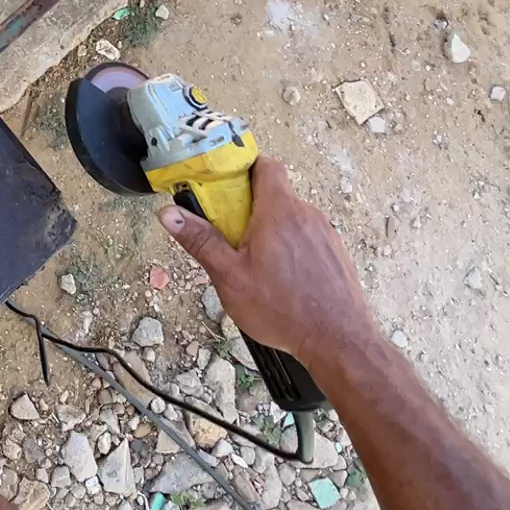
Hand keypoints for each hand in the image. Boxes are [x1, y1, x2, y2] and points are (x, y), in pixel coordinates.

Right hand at [158, 157, 375, 368]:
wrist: (341, 344)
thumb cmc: (284, 309)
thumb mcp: (229, 276)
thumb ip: (200, 240)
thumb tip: (168, 213)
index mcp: (278, 211)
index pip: (265, 165)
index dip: (243, 169)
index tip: (223, 186)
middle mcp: (306, 215)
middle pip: (273, 192)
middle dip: (248, 206)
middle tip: (230, 233)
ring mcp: (325, 234)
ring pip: (289, 216)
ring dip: (269, 228)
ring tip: (255, 261)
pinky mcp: (335, 253)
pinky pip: (306, 236)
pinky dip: (290, 246)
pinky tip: (281, 276)